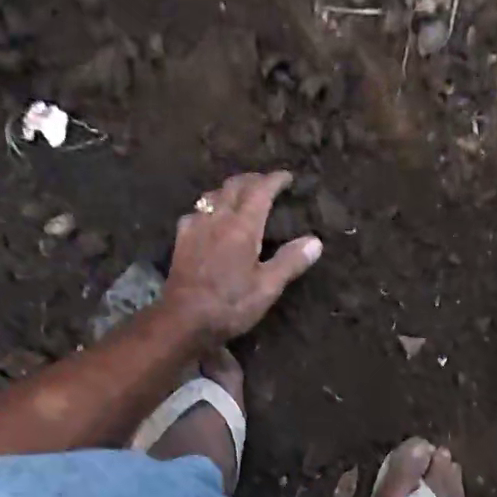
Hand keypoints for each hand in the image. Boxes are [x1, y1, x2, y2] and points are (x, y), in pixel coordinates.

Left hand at [163, 171, 323, 341]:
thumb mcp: (267, 288)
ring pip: (213, 195)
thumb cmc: (231, 304)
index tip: (287, 177)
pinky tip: (209, 218)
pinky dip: (209, 207)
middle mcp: (218, 218)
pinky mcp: (181, 240)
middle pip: (234, 186)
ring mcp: (196, 226)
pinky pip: (196, 212)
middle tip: (266, 182)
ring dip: (229, 189)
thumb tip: (315, 241)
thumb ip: (290, 261)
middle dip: (252, 179)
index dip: (275, 180)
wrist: (185, 319)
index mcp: (243, 226)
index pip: (261, 191)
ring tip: (240, 195)